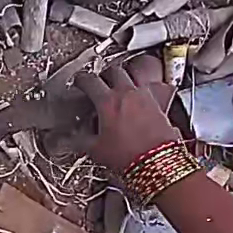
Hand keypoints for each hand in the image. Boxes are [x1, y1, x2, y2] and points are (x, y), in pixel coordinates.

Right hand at [76, 54, 178, 170]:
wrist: (158, 163)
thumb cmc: (129, 156)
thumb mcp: (96, 150)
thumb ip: (81, 139)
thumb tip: (73, 137)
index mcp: (107, 101)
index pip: (89, 80)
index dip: (81, 79)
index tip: (79, 81)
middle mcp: (127, 93)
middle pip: (114, 70)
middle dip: (105, 74)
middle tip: (100, 82)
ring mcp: (145, 96)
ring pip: (133, 76)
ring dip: (124, 79)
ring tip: (119, 89)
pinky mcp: (159, 104)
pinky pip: (147, 89)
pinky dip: (139, 91)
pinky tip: (136, 103)